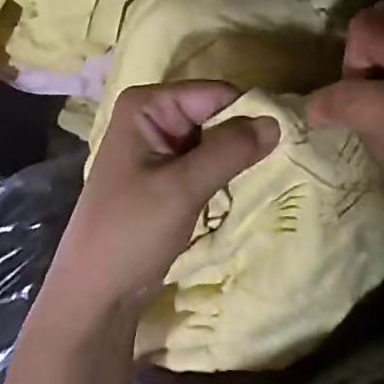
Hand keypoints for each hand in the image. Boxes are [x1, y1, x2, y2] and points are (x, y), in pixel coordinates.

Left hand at [53, 81, 279, 316]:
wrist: (97, 290)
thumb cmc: (131, 231)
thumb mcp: (182, 188)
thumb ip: (229, 151)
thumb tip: (275, 121)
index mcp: (146, 105)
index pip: (214, 93)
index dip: (249, 111)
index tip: (287, 137)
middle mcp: (151, 115)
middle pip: (214, 111)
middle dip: (244, 134)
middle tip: (284, 159)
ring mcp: (157, 145)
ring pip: (213, 137)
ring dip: (236, 155)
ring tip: (268, 175)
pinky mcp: (165, 173)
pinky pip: (204, 159)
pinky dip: (224, 171)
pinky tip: (242, 188)